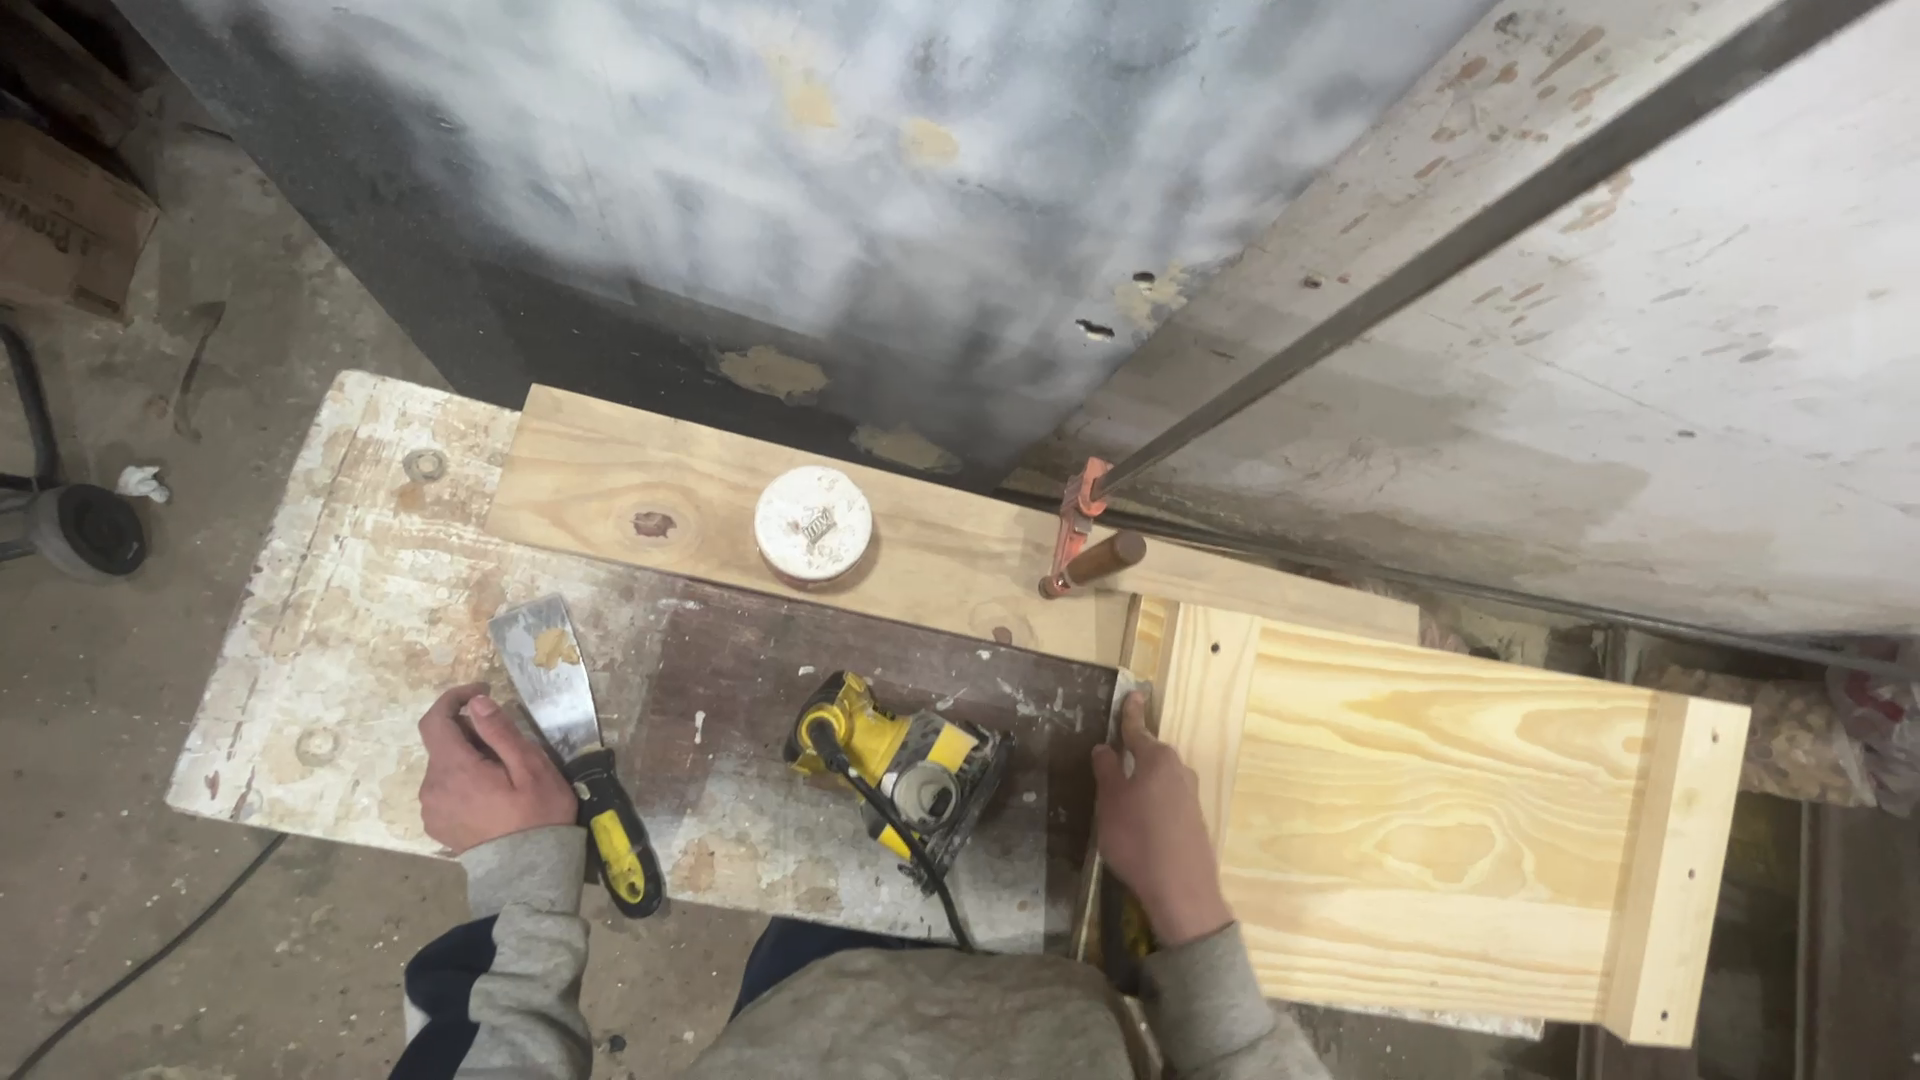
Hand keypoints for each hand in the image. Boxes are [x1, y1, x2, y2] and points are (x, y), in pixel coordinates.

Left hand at [417, 683, 577, 853]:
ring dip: (468, 757)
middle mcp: (431, 787)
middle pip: (442, 744)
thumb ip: (500, 732)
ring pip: (444, 767)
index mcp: (454, 769)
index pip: (434, 721)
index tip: (482, 691)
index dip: (454, 698)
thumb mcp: (530, 767)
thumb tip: (476, 702)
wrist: (528, 872)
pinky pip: (445, 788)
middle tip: (511, 743)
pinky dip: (464, 779)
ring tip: (505, 772)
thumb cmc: (537, 813)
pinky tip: (492, 793)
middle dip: (471, 732)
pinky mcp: (436, 824)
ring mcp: (431, 809)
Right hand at [1091, 689, 1233, 946]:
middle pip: (1152, 754)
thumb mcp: (1111, 802)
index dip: (1130, 713)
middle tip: (1113, 754)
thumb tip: (1105, 748)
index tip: (1133, 693)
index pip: (1138, 730)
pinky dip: (1153, 800)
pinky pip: (1168, 799)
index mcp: (1157, 759)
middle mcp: (1179, 771)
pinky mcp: (1195, 821)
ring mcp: (1191, 797)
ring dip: (1143, 780)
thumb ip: (1107, 771)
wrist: (1182, 891)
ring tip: (1122, 792)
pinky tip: (1141, 819)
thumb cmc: (1138, 839)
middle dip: (1134, 752)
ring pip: (1161, 778)